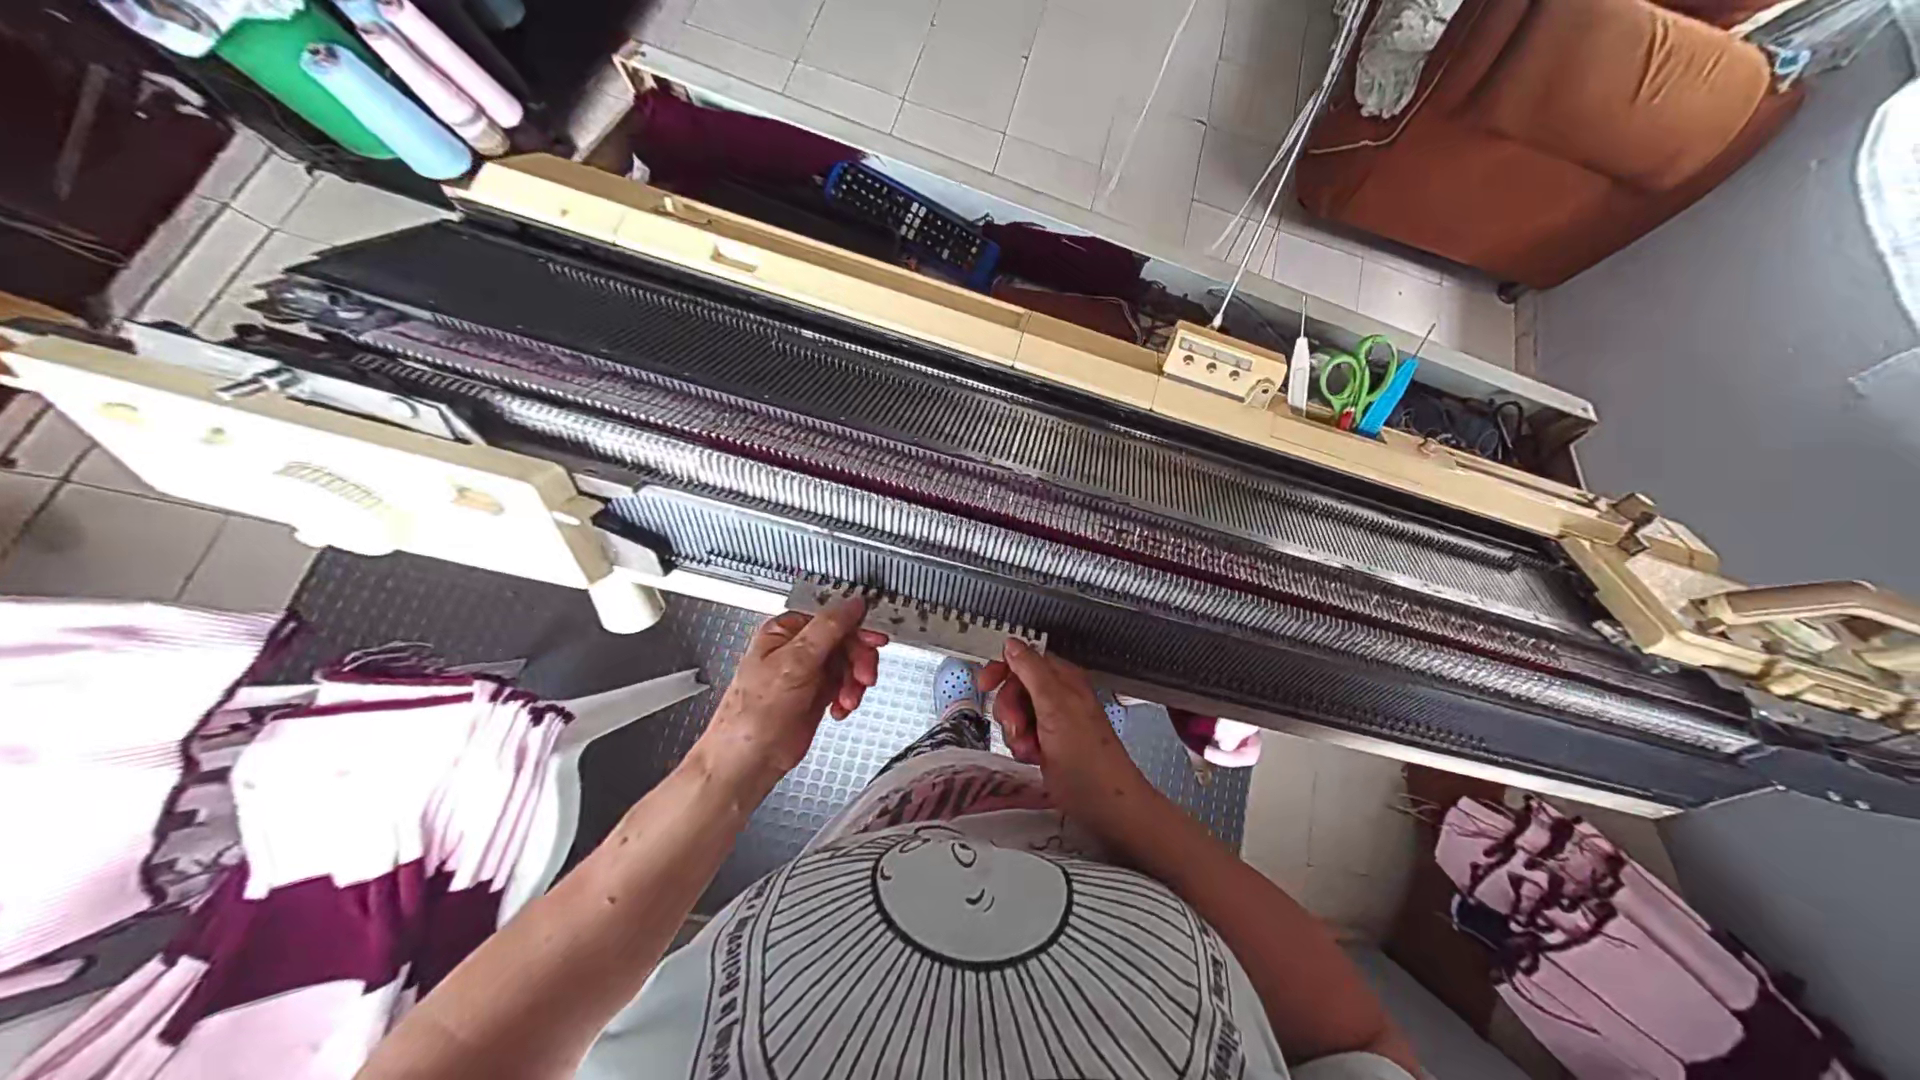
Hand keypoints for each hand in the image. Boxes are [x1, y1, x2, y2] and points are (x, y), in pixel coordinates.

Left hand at [695, 599, 887, 791]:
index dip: (856, 626)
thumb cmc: (754, 713)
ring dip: (854, 682)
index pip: (831, 616)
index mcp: (786, 631)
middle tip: (865, 675)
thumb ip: (828, 629)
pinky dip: (849, 697)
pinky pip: (846, 686)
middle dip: (858, 660)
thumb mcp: (796, 662)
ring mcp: (809, 672)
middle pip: (846, 641)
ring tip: (848, 699)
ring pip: (849, 665)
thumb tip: (852, 604)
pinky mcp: (818, 694)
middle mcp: (798, 649)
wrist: (750, 760)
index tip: (875, 637)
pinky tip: (839, 708)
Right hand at [980, 639, 1159, 840]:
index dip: (1002, 670)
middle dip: (1009, 708)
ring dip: (1014, 731)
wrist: (1107, 806)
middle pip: (1015, 687)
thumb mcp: (1055, 707)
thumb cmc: (1086, 758)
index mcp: (1063, 679)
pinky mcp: (1048, 743)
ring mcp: (1053, 720)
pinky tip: (1033, 757)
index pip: (1024, 659)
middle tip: (1019, 727)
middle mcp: (1059, 695)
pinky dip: (1021, 745)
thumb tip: (1012, 643)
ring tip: (1030, 748)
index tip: (986, 686)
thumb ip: (1032, 671)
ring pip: (1015, 712)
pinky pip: (1021, 734)